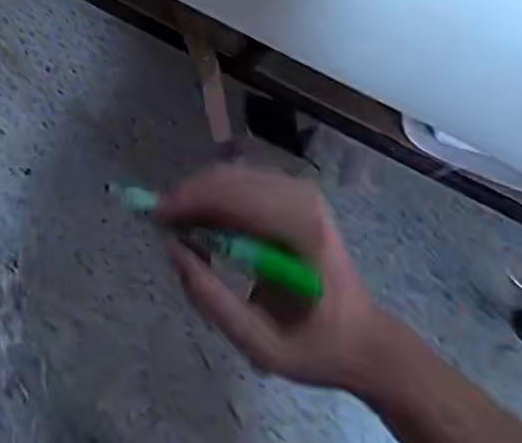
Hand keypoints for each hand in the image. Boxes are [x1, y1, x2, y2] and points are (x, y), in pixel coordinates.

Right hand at [155, 163, 387, 391]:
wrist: (365, 339)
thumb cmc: (316, 346)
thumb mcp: (261, 344)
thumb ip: (213, 300)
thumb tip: (173, 251)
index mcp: (304, 232)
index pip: (238, 199)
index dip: (193, 201)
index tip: (157, 218)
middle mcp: (304, 199)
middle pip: (233, 178)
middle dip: (191, 195)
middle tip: (160, 221)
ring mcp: (302, 191)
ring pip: (235, 174)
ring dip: (201, 193)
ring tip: (179, 224)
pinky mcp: (296, 193)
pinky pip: (245, 181)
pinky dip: (218, 195)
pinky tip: (206, 222)